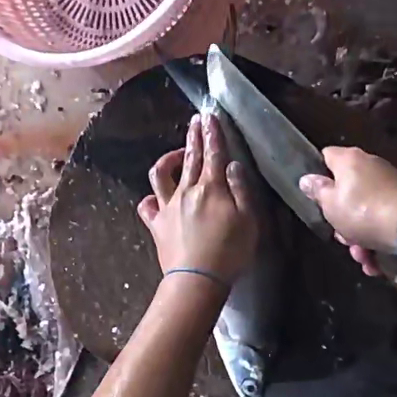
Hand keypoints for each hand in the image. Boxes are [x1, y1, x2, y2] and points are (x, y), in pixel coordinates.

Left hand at [138, 113, 259, 285]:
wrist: (196, 280)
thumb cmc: (230, 252)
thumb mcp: (249, 221)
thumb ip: (241, 190)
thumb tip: (232, 165)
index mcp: (212, 188)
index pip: (214, 153)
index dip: (213, 133)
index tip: (211, 116)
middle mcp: (187, 191)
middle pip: (189, 157)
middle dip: (193, 136)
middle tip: (195, 120)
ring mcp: (168, 207)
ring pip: (162, 174)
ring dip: (168, 160)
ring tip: (176, 153)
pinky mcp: (156, 224)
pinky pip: (147, 205)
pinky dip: (150, 198)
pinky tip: (155, 197)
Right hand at [299, 146, 396, 276]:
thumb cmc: (363, 212)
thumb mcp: (330, 205)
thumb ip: (317, 191)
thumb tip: (307, 179)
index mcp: (350, 161)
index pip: (326, 157)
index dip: (317, 175)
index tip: (314, 195)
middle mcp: (371, 167)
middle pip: (345, 191)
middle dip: (341, 218)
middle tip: (341, 236)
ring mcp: (391, 185)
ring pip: (364, 212)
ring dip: (359, 237)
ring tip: (362, 256)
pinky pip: (382, 220)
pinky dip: (377, 240)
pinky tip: (376, 261)